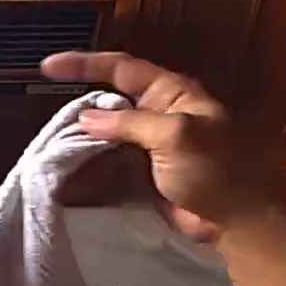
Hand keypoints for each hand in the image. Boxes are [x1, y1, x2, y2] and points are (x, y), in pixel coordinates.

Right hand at [41, 51, 273, 240]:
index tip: (49, 66)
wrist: (236, 221)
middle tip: (51, 120)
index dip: (84, 64)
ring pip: (104, 131)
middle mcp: (157, 112)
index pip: (121, 68)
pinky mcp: (141, 170)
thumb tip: (86, 118)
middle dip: (78, 106)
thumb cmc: (218, 171)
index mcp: (172, 93)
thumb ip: (128, 123)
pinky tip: (69, 166)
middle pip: (108, 100)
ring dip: (79, 137)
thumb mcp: (175, 136)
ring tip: (53, 145)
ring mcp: (148, 142)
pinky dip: (87, 161)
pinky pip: (106, 158)